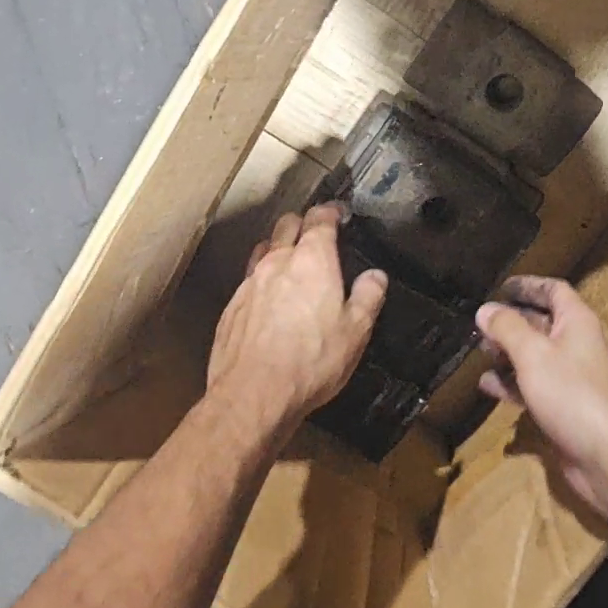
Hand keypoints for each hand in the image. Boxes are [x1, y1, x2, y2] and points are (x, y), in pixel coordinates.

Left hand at [209, 203, 387, 427]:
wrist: (253, 395)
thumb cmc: (312, 360)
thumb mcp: (356, 332)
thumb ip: (368, 297)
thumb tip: (375, 276)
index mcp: (312, 260)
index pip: (319, 219)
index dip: (330, 212)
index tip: (339, 214)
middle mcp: (277, 262)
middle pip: (286, 225)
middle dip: (303, 223)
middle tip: (317, 235)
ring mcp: (249, 283)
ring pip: (264, 250)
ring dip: (279, 248)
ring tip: (291, 262)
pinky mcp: (231, 307)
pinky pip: (248, 280)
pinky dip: (262, 279)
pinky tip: (270, 300)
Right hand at [476, 276, 607, 511]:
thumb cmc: (574, 395)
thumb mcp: (534, 354)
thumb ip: (508, 329)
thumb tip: (486, 308)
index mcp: (578, 323)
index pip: (554, 291)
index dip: (529, 286)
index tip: (501, 287)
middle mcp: (579, 346)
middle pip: (543, 324)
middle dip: (512, 323)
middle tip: (481, 326)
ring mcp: (575, 380)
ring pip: (537, 358)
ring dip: (510, 354)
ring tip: (481, 354)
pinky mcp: (568, 410)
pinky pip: (536, 388)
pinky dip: (513, 385)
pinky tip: (489, 387)